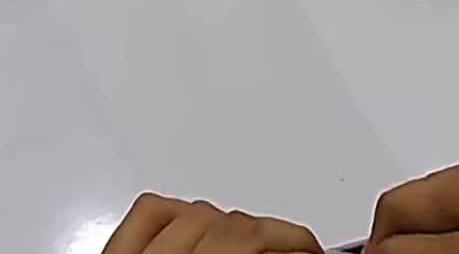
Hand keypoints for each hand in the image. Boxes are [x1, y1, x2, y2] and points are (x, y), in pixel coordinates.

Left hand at [104, 193, 325, 253]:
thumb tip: (287, 250)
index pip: (244, 241)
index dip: (289, 239)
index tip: (312, 249)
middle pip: (220, 224)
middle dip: (266, 232)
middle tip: (295, 247)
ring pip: (188, 212)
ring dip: (228, 221)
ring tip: (257, 240)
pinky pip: (146, 213)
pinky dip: (175, 209)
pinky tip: (198, 219)